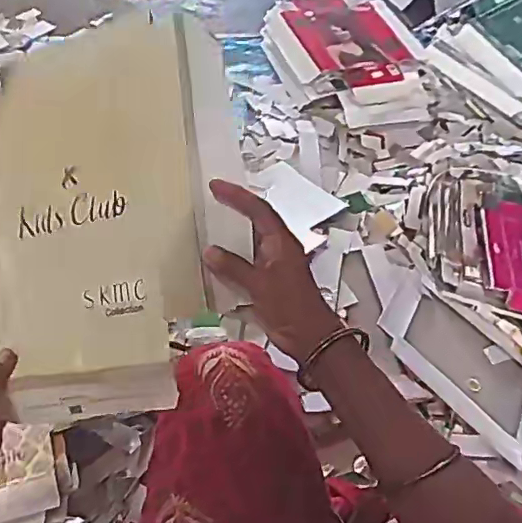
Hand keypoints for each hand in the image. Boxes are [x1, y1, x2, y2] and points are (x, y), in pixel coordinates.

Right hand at [203, 179, 343, 363]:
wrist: (310, 337)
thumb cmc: (290, 308)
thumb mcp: (258, 286)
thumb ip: (233, 268)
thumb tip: (211, 252)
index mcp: (281, 242)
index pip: (258, 209)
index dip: (237, 196)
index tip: (216, 186)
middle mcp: (281, 248)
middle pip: (259, 220)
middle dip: (238, 208)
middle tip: (216, 199)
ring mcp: (279, 265)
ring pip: (255, 240)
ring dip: (237, 233)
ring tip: (215, 226)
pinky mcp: (274, 281)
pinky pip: (252, 261)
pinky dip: (237, 257)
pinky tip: (223, 263)